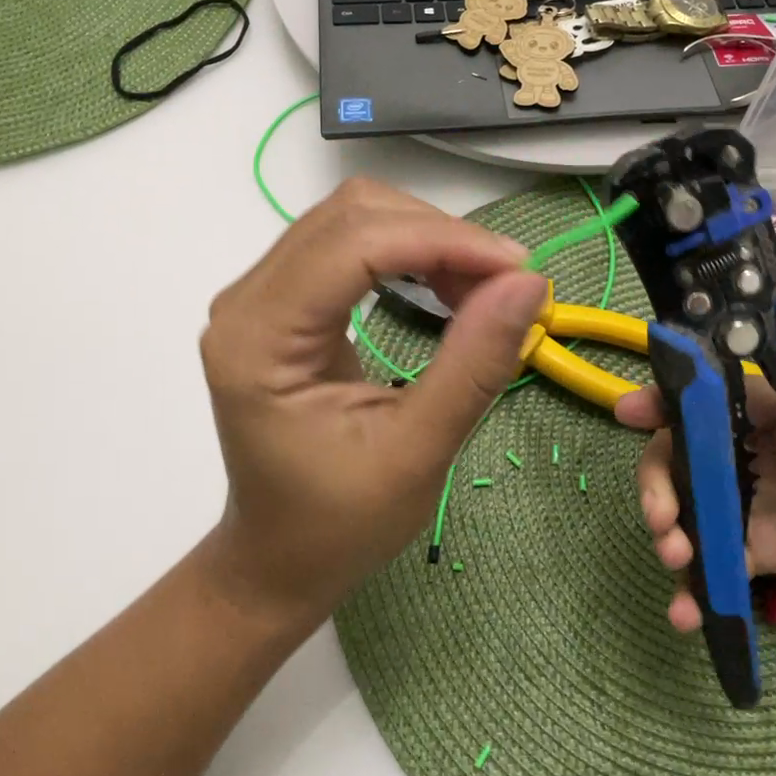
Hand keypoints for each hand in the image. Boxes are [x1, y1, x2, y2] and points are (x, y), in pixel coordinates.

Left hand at [199, 179, 546, 625]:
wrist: (278, 559)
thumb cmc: (339, 524)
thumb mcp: (417, 453)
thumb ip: (473, 366)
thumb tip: (528, 284)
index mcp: (260, 339)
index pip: (354, 245)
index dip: (444, 241)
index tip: (520, 269)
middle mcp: (246, 301)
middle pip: (352, 215)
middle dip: (440, 236)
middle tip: (507, 287)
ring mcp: (258, 297)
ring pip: (353, 219)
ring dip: (428, 240)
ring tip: (482, 292)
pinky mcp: (281, 303)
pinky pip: (348, 245)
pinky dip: (408, 253)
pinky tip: (446, 288)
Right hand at [617, 378, 775, 631]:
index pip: (731, 392)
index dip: (678, 396)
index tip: (633, 411)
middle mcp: (773, 450)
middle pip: (694, 449)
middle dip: (662, 477)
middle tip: (664, 521)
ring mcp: (766, 501)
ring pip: (696, 505)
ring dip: (671, 529)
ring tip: (678, 563)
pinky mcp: (771, 550)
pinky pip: (721, 562)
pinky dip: (698, 585)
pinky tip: (689, 614)